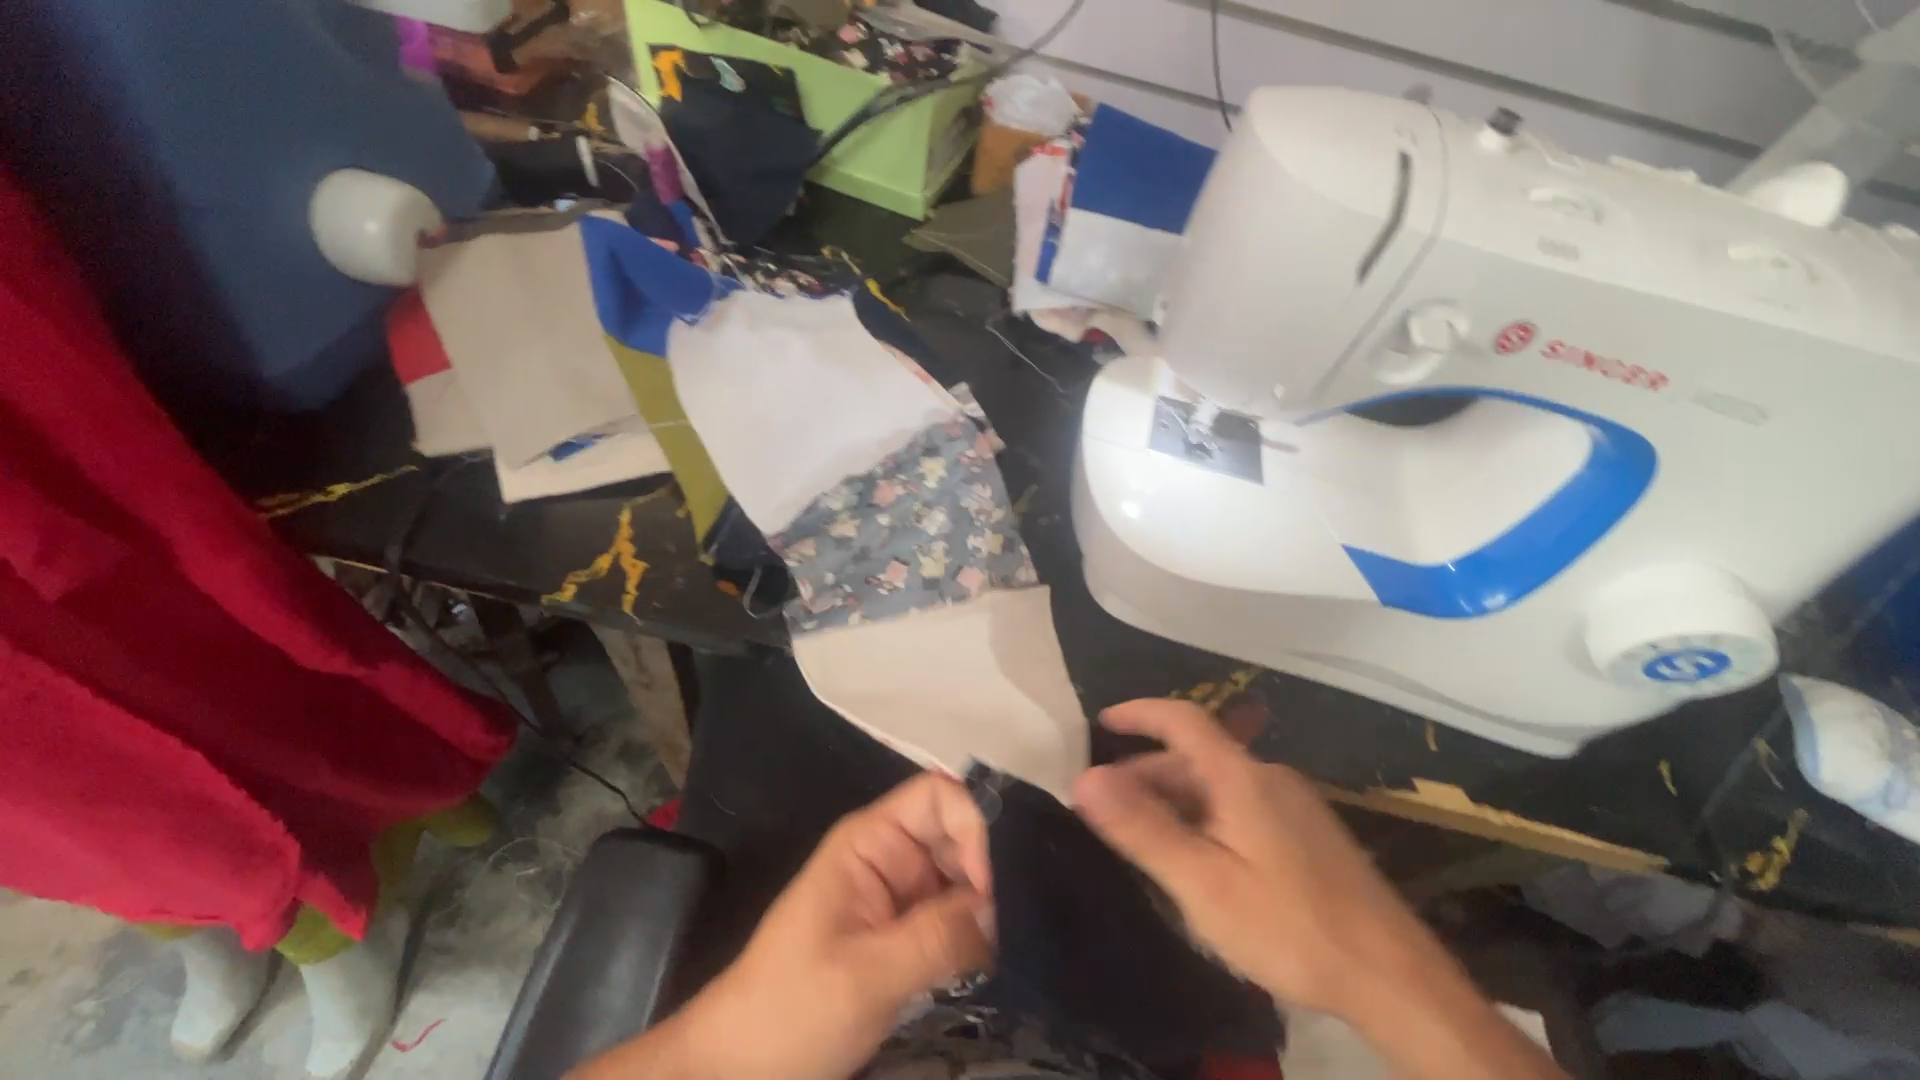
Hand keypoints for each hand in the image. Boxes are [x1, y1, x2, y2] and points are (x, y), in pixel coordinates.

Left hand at [601, 772, 992, 1079]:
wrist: (742, 1065)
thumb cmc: (792, 1008)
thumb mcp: (866, 975)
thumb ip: (937, 938)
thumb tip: (998, 910)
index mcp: (870, 842)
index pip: (937, 796)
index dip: (970, 829)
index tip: (987, 892)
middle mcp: (889, 858)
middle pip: (957, 837)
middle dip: (985, 876)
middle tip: (1005, 933)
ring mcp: (897, 898)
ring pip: (960, 881)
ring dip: (984, 912)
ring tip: (1000, 955)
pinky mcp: (903, 936)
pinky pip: (952, 920)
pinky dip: (974, 938)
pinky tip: (985, 967)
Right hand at [1070, 699, 1434, 1017]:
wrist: (1392, 978)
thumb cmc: (1289, 926)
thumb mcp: (1203, 882)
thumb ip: (1143, 828)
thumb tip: (1084, 777)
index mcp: (1242, 777)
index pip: (1183, 720)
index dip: (1139, 713)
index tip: (1100, 723)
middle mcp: (1269, 778)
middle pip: (1195, 757)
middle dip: (1144, 774)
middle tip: (1101, 810)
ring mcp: (1293, 807)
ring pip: (1217, 786)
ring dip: (1172, 801)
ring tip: (1137, 839)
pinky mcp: (1307, 836)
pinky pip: (1239, 808)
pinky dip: (1202, 818)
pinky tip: (1191, 859)